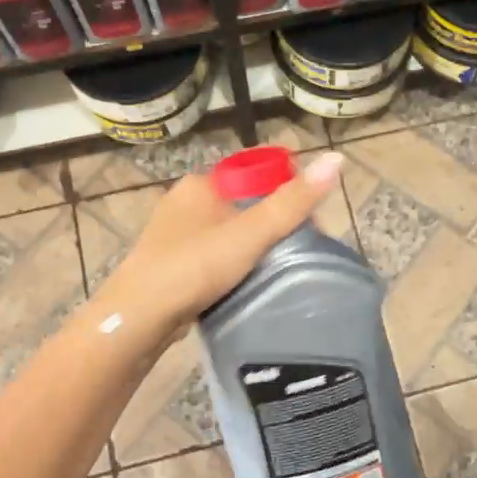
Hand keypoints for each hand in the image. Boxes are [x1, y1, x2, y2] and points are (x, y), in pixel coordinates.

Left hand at [101, 151, 345, 329]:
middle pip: (245, 206)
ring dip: (253, 250)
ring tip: (278, 274)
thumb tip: (337, 159)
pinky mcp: (171, 266)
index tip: (310, 225)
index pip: (256, 175)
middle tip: (299, 256)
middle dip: (272, 227)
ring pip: (229, 235)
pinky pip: (214, 259)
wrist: (139, 318)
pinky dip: (232, 269)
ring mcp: (175, 236)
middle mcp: (185, 203)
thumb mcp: (251, 233)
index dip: (287, 194)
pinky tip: (247, 286)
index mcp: (201, 184)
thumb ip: (293, 202)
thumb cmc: (193, 267)